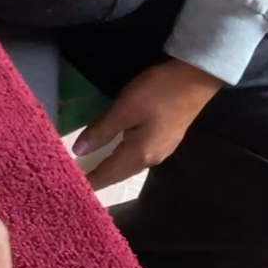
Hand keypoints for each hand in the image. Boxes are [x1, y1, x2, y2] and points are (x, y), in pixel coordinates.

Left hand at [73, 58, 222, 189]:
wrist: (198, 78)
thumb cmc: (159, 91)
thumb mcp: (125, 108)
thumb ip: (101, 131)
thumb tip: (78, 152)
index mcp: (138, 155)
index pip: (106, 175)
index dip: (88, 182)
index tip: (70, 190)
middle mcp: (149, 160)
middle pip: (117, 175)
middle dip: (97, 180)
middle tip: (75, 183)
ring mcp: (160, 152)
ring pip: (126, 168)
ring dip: (108, 171)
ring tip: (89, 173)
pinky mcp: (164, 141)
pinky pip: (135, 158)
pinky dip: (119, 160)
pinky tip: (112, 157)